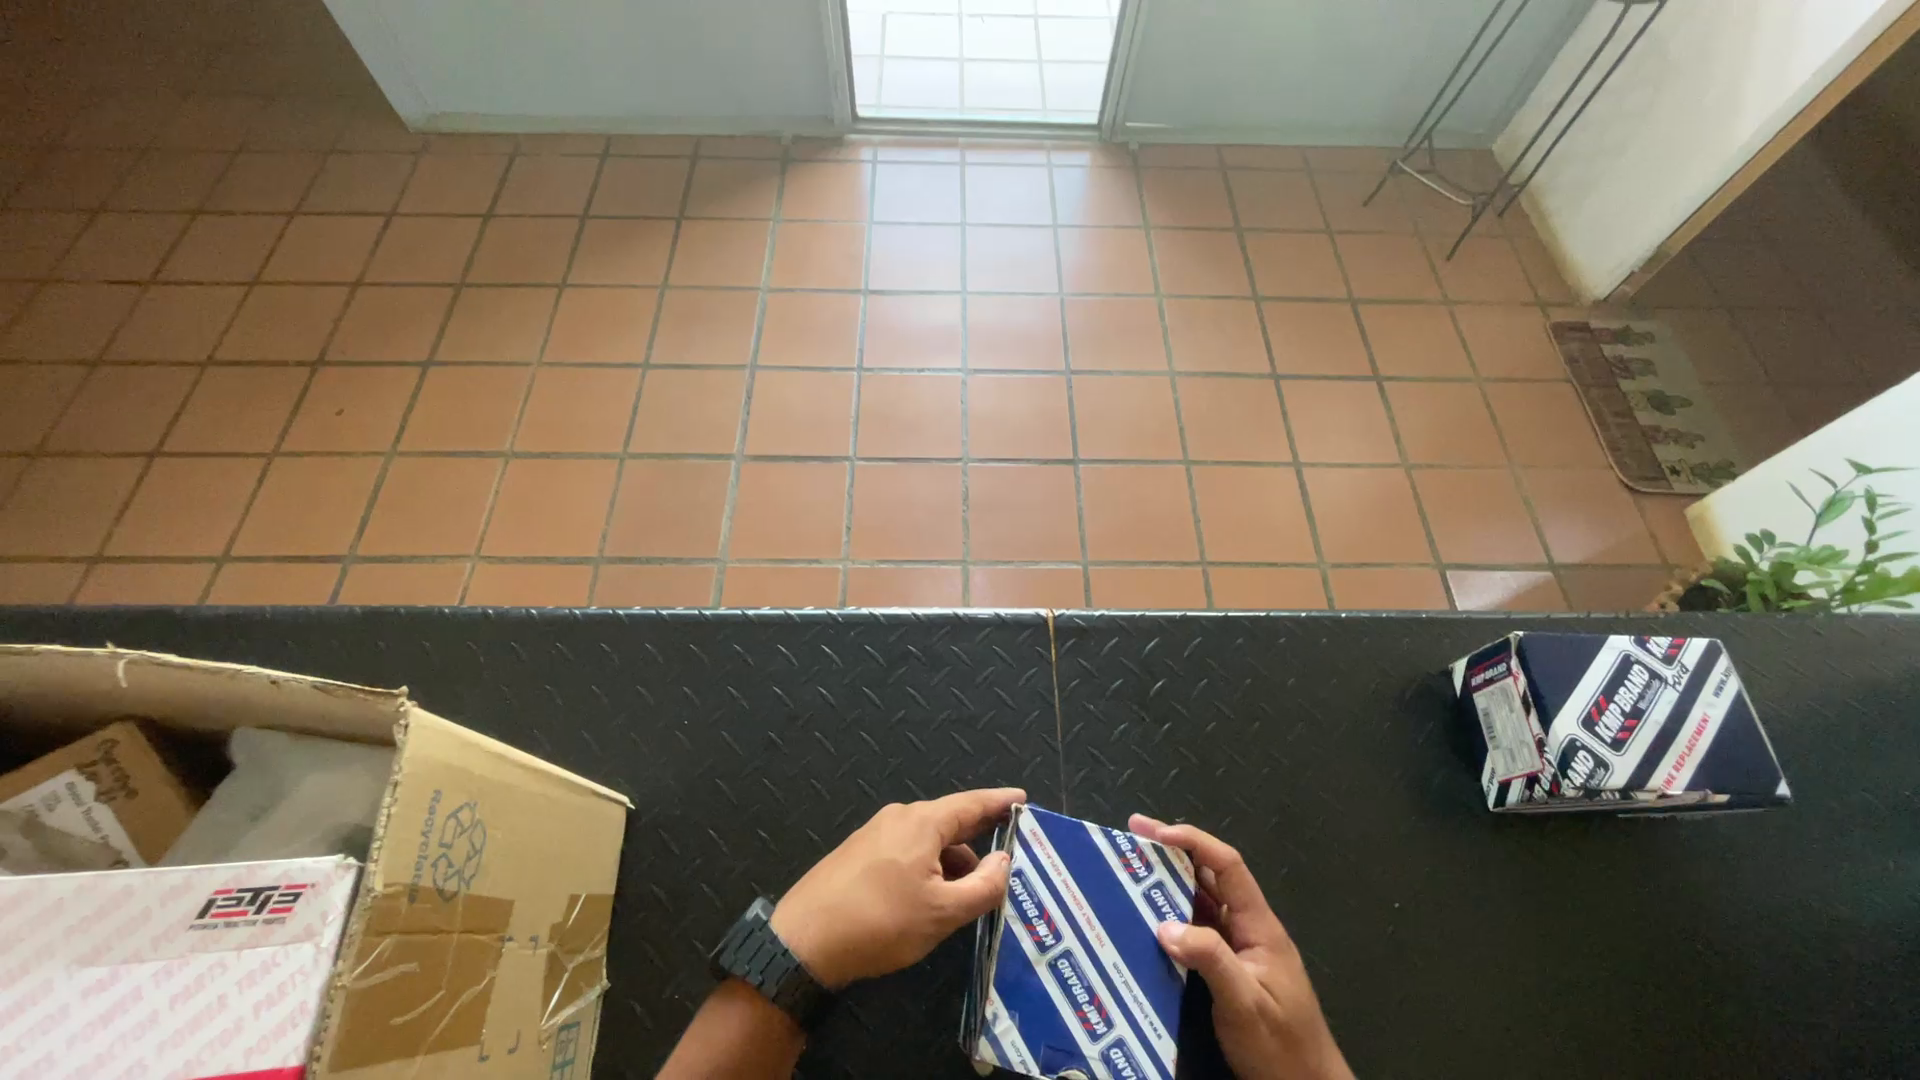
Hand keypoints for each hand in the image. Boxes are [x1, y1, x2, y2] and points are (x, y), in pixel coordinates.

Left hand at [770, 788, 1022, 989]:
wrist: (803, 941)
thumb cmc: (880, 922)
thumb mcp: (943, 912)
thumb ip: (983, 886)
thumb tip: (1004, 860)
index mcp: (923, 821)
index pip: (972, 803)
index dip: (1000, 802)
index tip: (1023, 799)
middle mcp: (900, 818)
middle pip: (950, 823)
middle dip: (979, 843)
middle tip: (1008, 862)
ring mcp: (875, 836)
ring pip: (928, 843)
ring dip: (953, 865)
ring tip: (971, 897)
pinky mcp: (859, 856)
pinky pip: (907, 854)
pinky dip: (929, 870)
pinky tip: (933, 901)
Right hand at [1129, 814, 1353, 1079]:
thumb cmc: (1281, 1046)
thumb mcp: (1244, 1003)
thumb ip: (1209, 959)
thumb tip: (1164, 925)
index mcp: (1259, 925)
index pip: (1228, 865)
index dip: (1193, 842)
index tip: (1156, 833)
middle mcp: (1249, 928)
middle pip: (1212, 877)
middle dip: (1174, 853)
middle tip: (1134, 838)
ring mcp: (1240, 949)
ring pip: (1203, 902)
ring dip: (1170, 884)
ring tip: (1132, 871)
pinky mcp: (1230, 969)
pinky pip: (1198, 931)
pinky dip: (1172, 918)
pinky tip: (1148, 920)